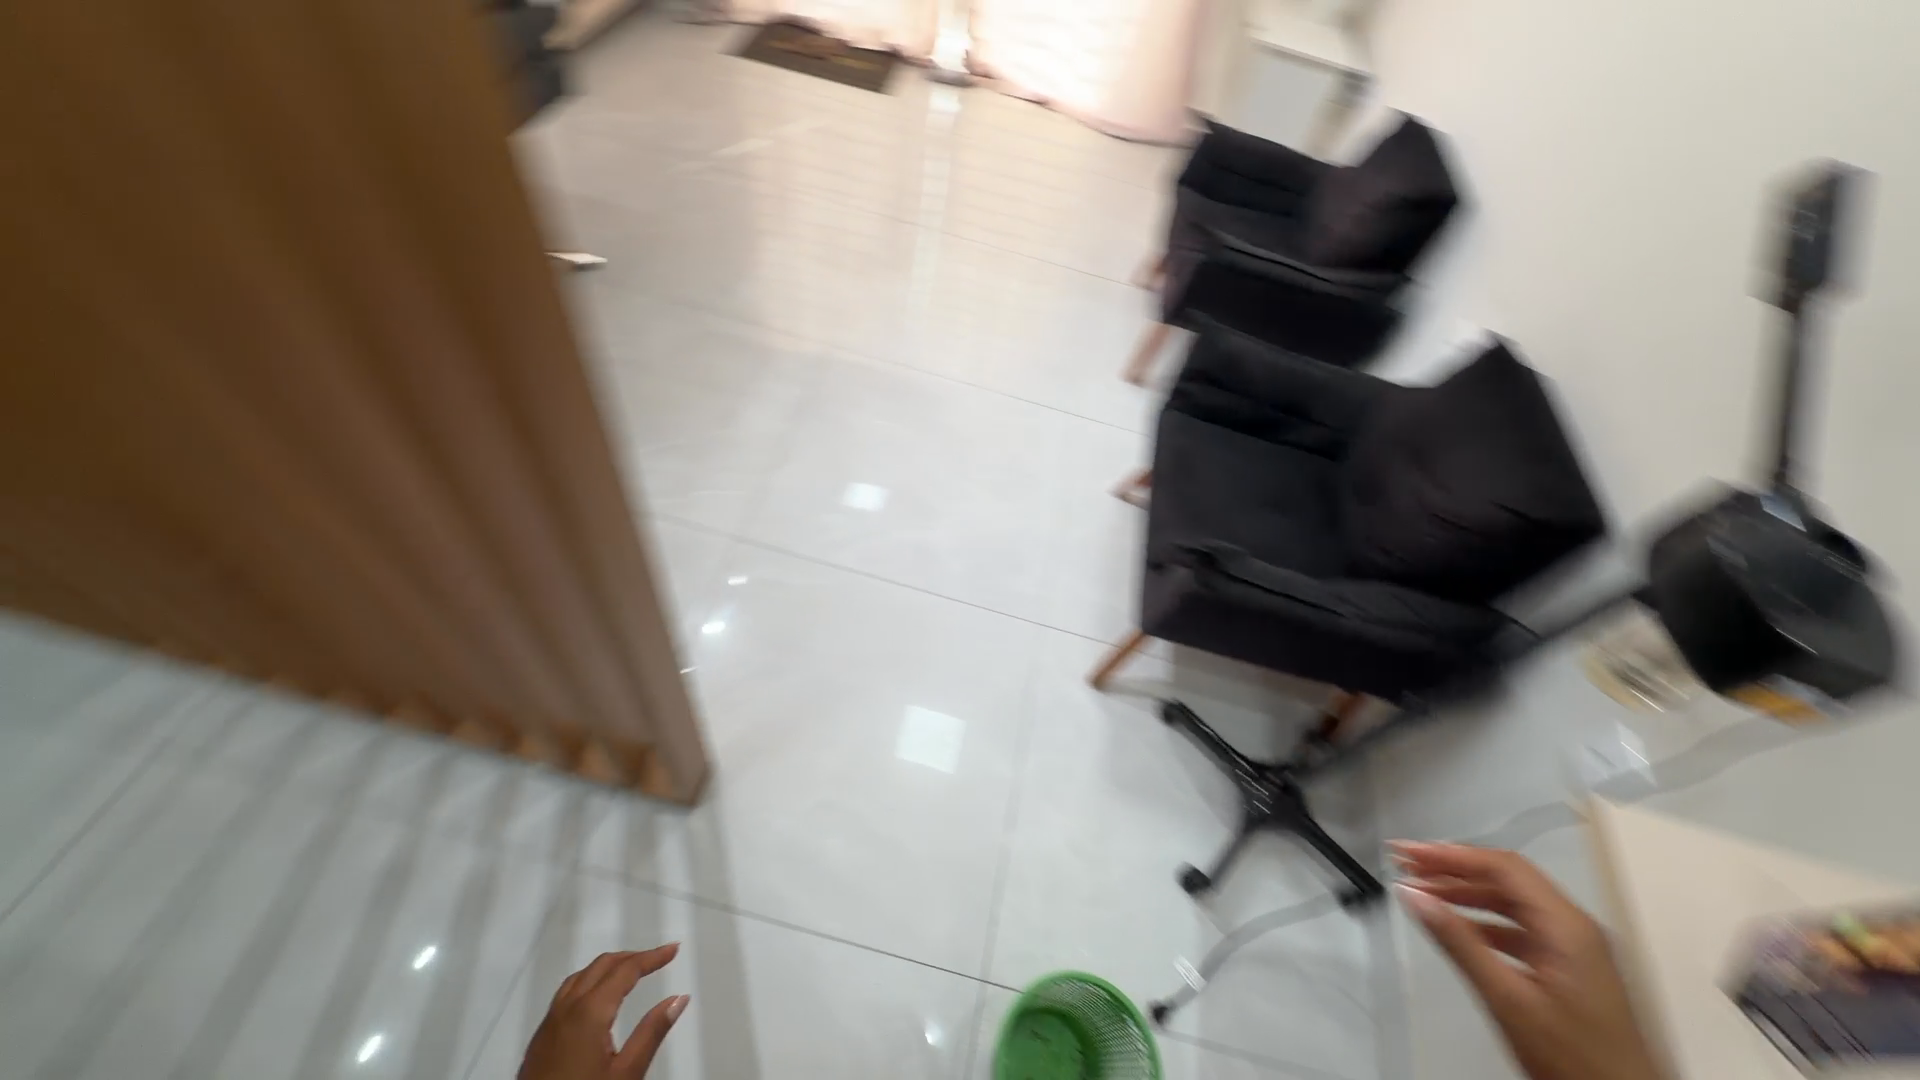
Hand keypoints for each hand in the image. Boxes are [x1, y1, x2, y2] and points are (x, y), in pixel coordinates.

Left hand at [519, 945, 688, 1079]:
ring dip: (609, 967)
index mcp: (590, 1012)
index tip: (674, 950)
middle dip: (632, 957)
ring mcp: (549, 1022)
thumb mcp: (626, 1074)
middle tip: (658, 959)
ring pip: (581, 976)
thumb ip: (652, 1032)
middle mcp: (567, 1008)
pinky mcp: (540, 1038)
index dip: (652, 957)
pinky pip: (566, 992)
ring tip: (632, 973)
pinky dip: (589, 981)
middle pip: (602, 965)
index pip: (626, 970)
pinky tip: (599, 998)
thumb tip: (679, 998)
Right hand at [1392, 842, 1666, 1079]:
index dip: (1449, 854)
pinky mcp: (1568, 966)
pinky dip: (1481, 918)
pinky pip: (1519, 926)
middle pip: (1505, 878)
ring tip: (1421, 889)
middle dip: (1452, 867)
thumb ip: (1458, 941)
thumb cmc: (1573, 1058)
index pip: (1502, 867)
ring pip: (1511, 901)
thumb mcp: (1507, 998)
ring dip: (1464, 891)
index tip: (1407, 852)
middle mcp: (1574, 926)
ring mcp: (1574, 946)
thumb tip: (1412, 895)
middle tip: (1405, 863)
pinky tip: (1455, 926)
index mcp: (1566, 925)